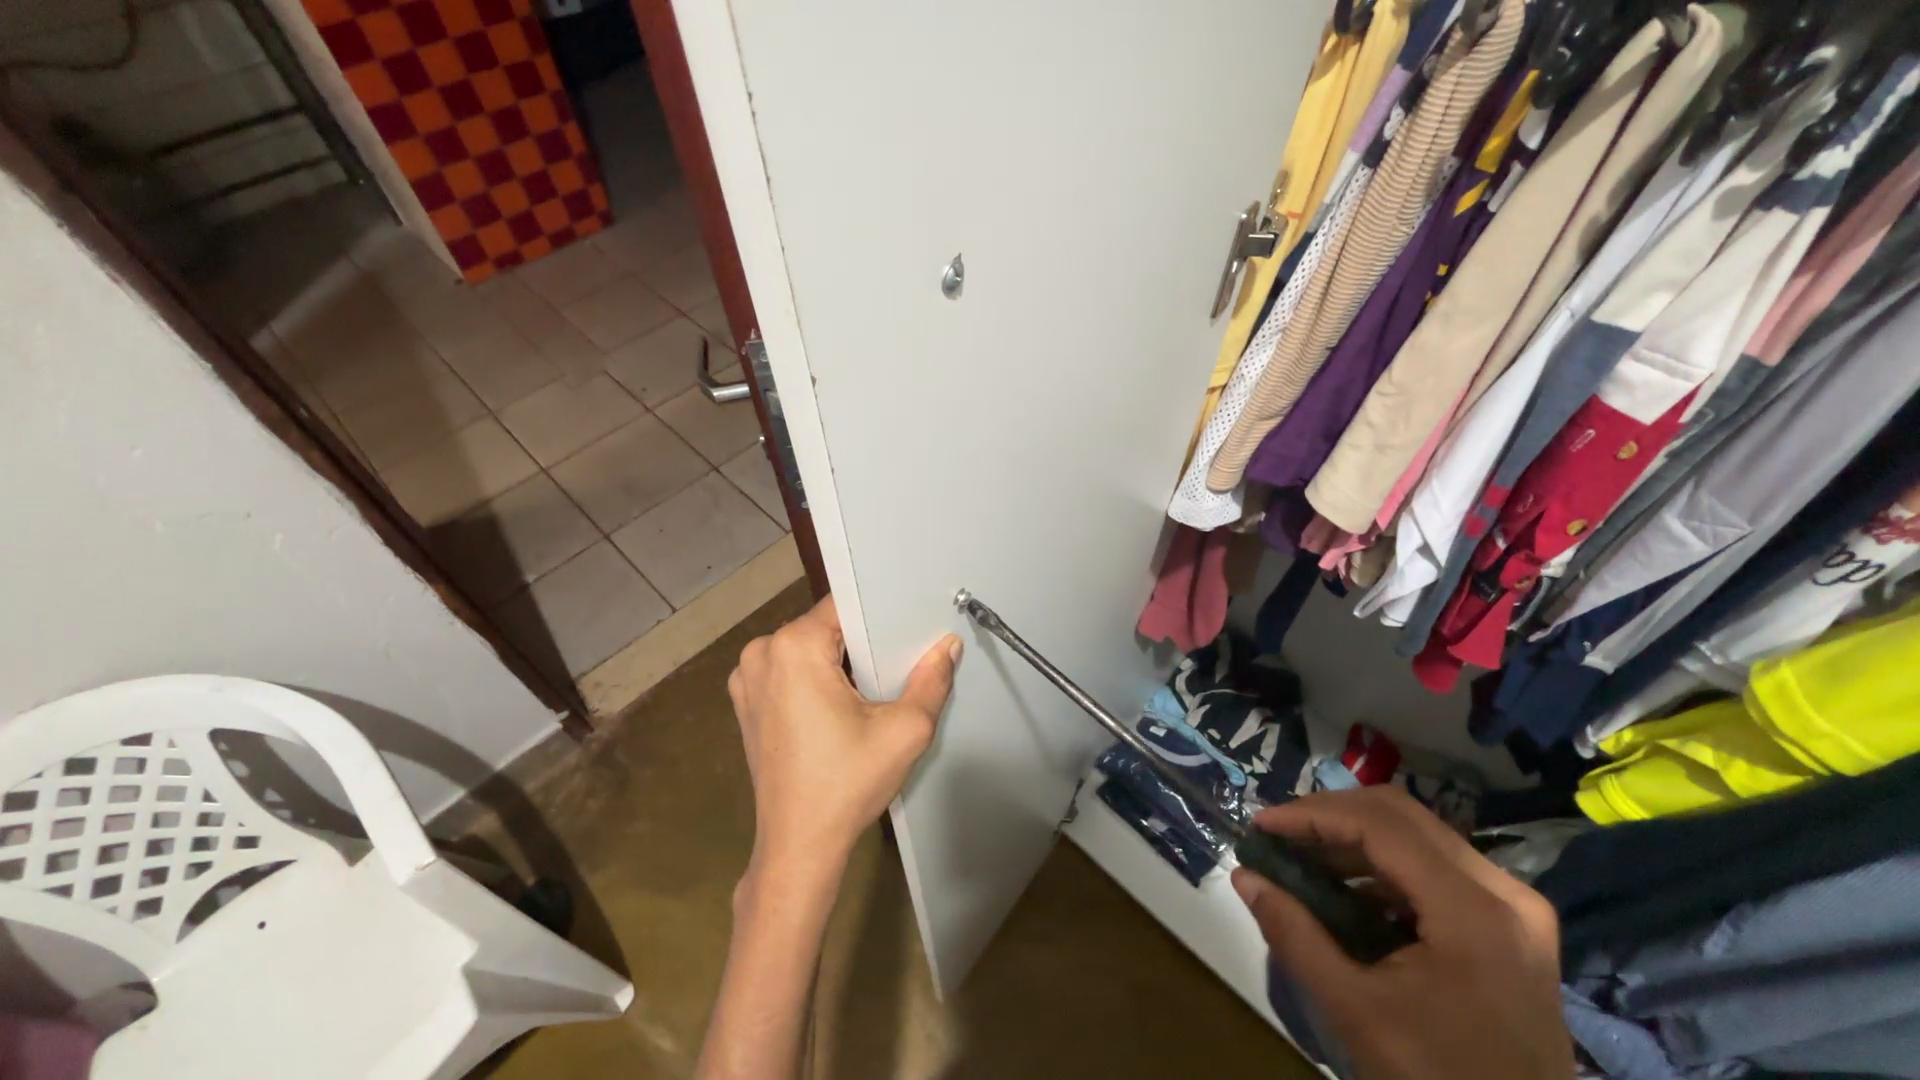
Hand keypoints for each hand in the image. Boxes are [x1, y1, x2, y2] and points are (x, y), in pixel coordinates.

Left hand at [728, 595, 960, 872]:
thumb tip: (948, 646)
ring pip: (806, 651)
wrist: (799, 844)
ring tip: (871, 690)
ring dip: (837, 664)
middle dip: (859, 644)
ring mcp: (747, 679)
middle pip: (824, 628)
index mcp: (793, 648)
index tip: (905, 630)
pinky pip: (788, 673)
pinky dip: (814, 682)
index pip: (843, 606)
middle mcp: (761, 653)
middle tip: (895, 666)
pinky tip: (841, 709)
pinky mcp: (745, 704)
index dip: (878, 616)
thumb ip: (931, 681)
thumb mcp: (904, 731)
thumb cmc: (847, 784)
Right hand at [1232, 788, 1572, 1079]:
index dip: (1313, 815)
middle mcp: (1504, 890)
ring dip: (1355, 837)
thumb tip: (1245, 877)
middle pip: (1403, 816)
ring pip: (1421, 835)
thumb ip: (1295, 935)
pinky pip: (1439, 865)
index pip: (1382, 826)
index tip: (1260, 825)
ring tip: (1302, 860)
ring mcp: (1515, 904)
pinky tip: (1348, 890)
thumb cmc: (1435, 1077)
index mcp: (1473, 910)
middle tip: (1278, 834)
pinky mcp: (1512, 921)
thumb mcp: (1354, 1010)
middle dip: (1330, 816)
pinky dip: (1385, 864)